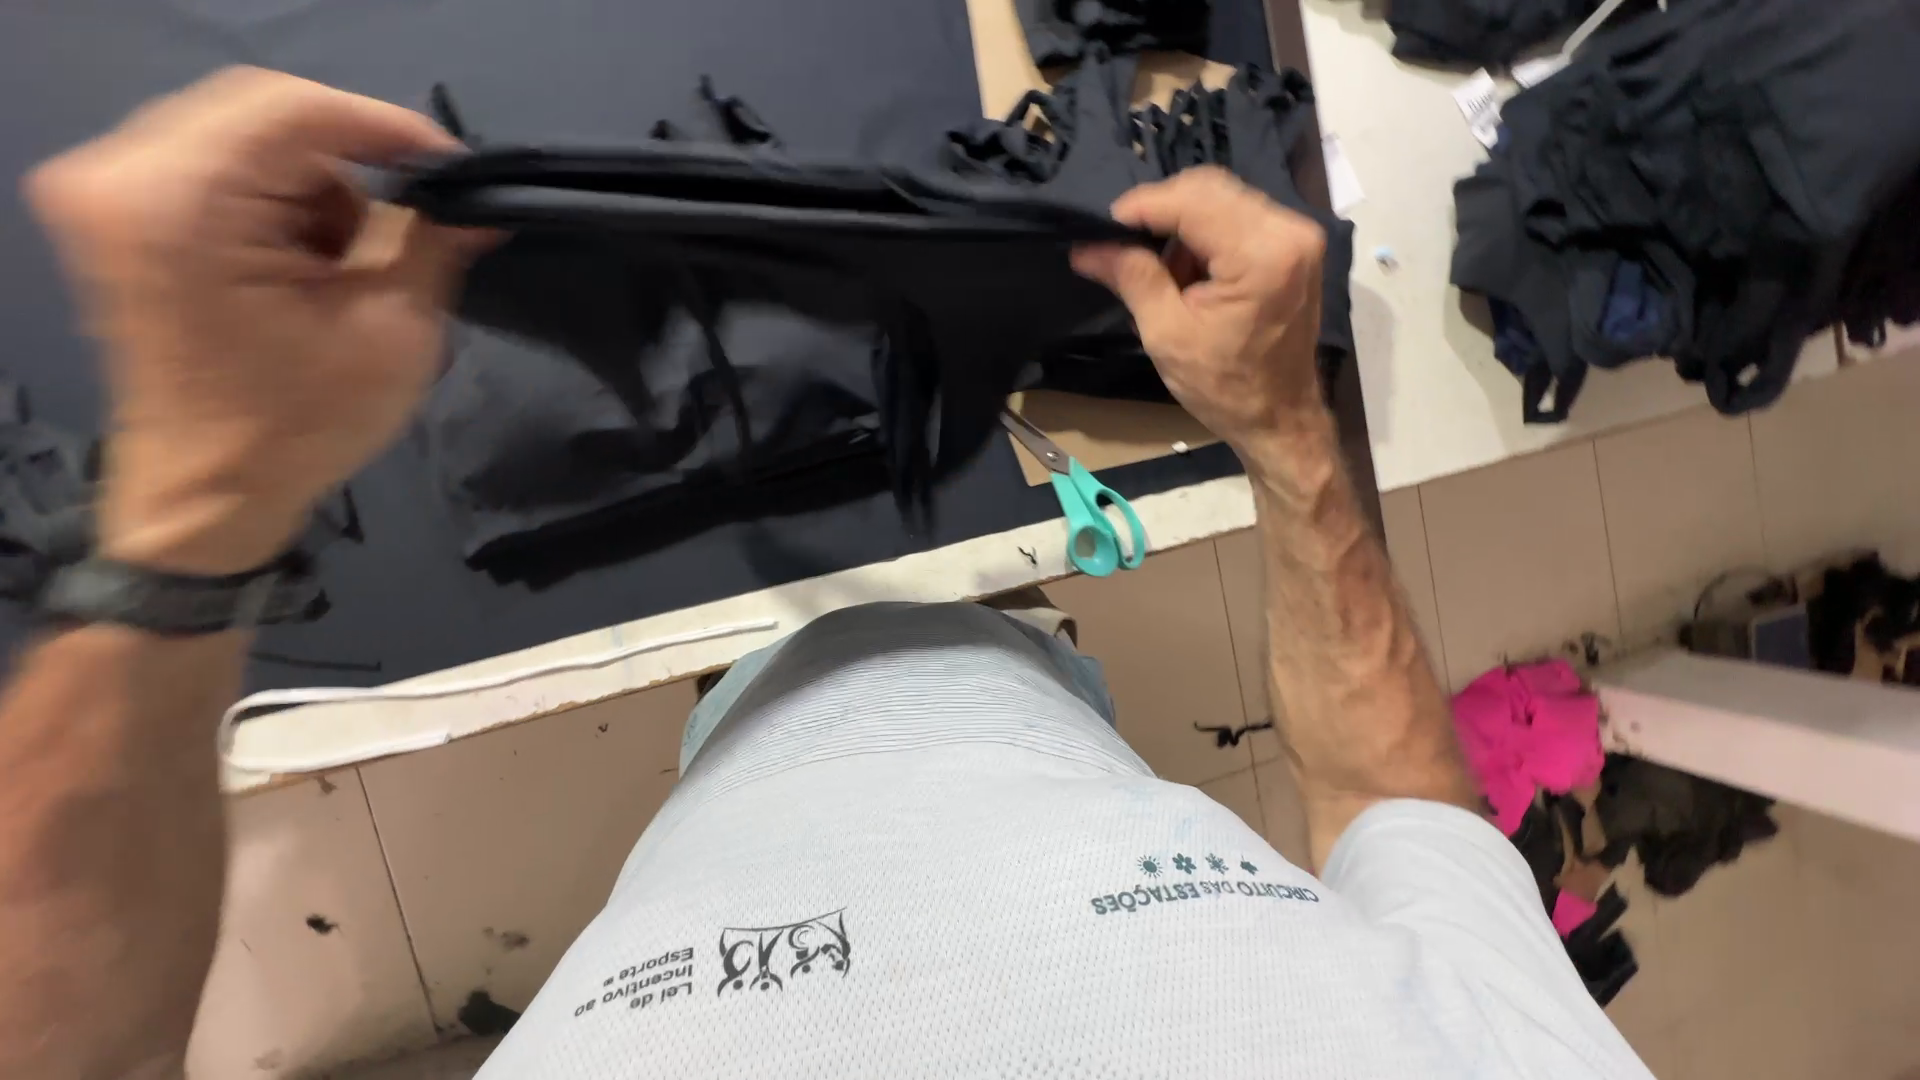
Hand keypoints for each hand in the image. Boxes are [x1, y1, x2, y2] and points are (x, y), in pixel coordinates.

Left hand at [26, 67, 487, 573]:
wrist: (214, 488)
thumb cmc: (305, 421)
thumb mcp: (395, 331)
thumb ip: (431, 246)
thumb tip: (475, 210)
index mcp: (183, 202)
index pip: (292, 110)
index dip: (389, 128)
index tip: (459, 172)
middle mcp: (126, 176)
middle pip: (264, 116)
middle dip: (358, 167)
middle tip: (419, 222)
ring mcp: (115, 193)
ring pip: (250, 143)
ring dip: (324, 196)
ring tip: (359, 269)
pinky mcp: (128, 216)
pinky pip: (226, 173)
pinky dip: (291, 209)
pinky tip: (316, 267)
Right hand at [1072, 166, 1326, 453]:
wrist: (1277, 417)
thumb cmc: (1222, 386)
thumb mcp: (1166, 334)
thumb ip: (1131, 278)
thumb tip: (1087, 247)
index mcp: (1261, 254)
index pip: (1192, 201)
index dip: (1141, 206)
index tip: (1102, 226)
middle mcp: (1289, 230)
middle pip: (1210, 189)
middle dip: (1160, 213)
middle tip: (1123, 246)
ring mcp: (1297, 235)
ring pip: (1223, 198)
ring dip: (1182, 225)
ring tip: (1160, 270)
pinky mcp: (1294, 246)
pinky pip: (1239, 217)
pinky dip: (1205, 235)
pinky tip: (1188, 272)